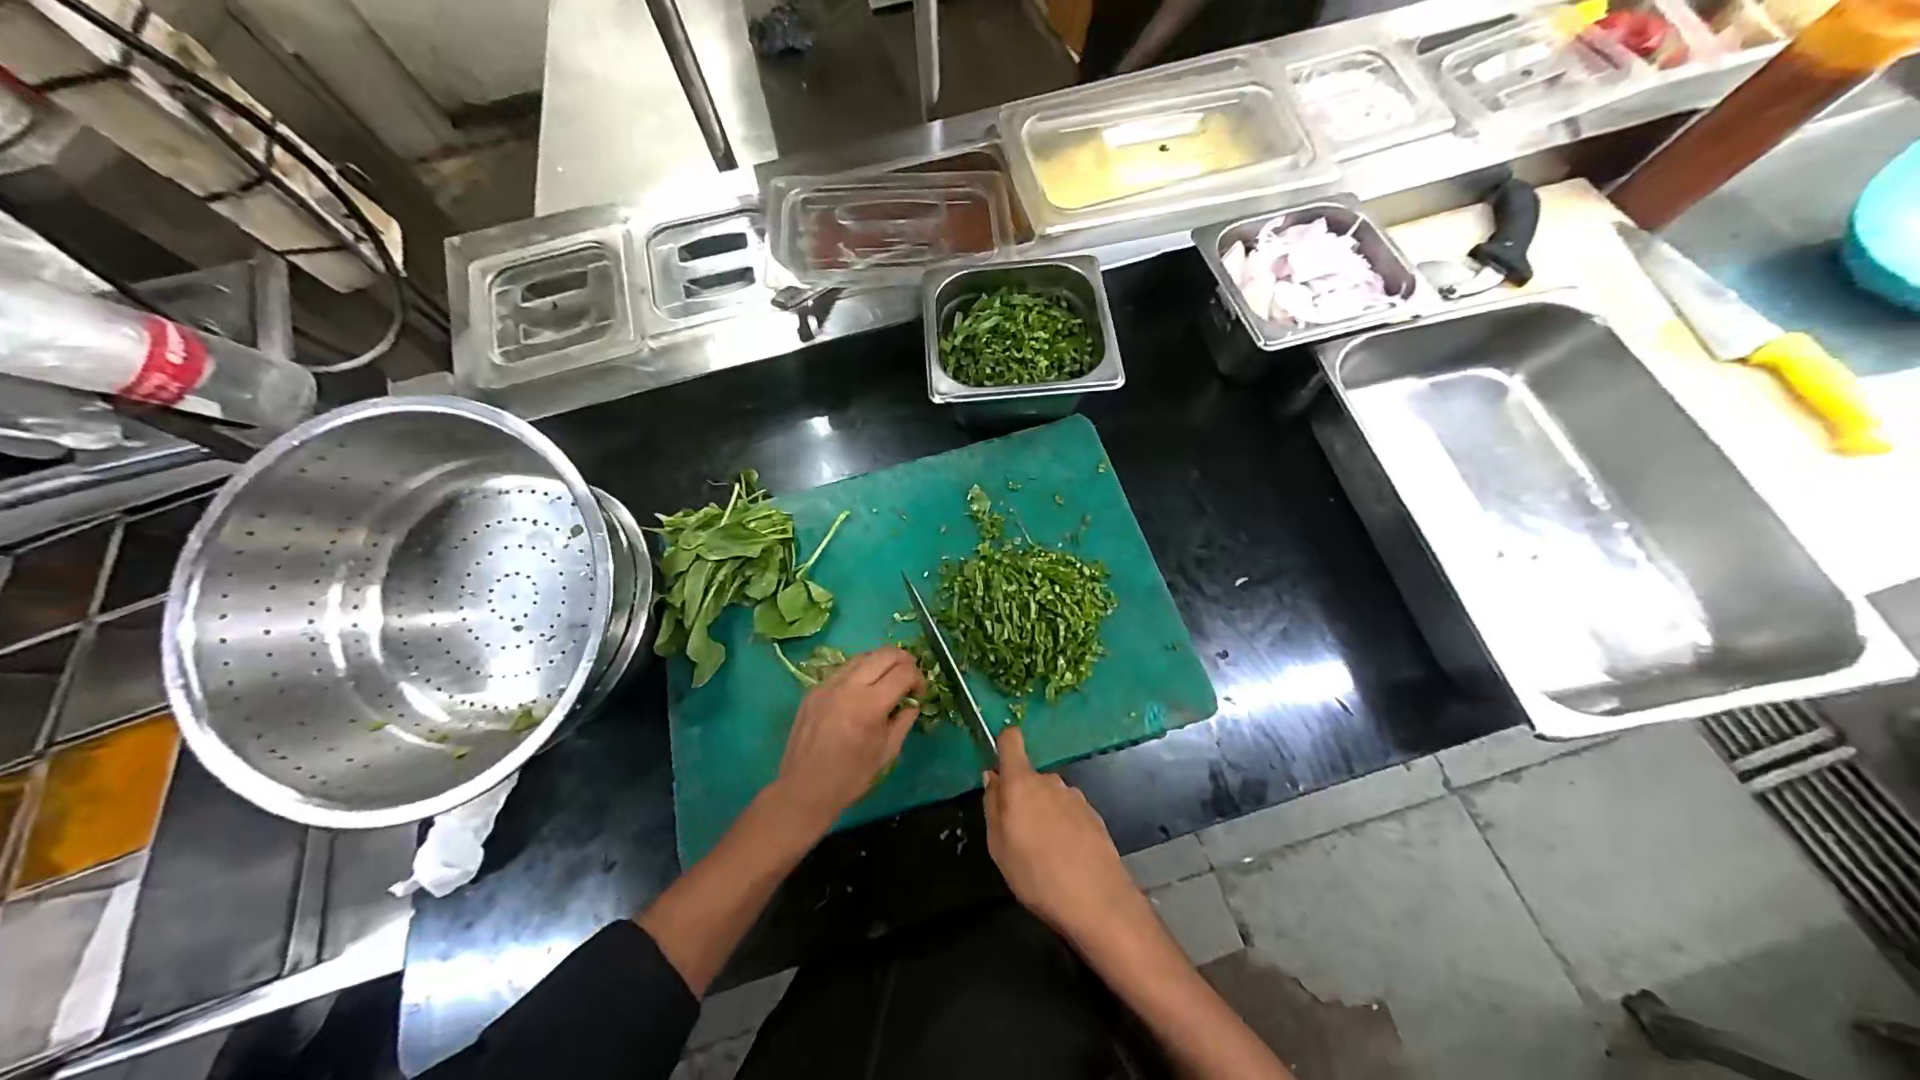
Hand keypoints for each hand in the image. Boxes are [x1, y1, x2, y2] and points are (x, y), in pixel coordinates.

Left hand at [770, 647, 923, 832]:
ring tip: (888, 680)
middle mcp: (848, 687)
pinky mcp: (813, 689)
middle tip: (909, 678)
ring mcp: (828, 685)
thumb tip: (912, 702)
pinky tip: (863, 689)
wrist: (804, 789)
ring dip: (881, 662)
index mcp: (870, 706)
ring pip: (863, 656)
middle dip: (904, 661)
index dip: (919, 679)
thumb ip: (903, 721)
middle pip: (885, 654)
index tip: (919, 693)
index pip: (903, 672)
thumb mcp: (887, 752)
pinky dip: (860, 672)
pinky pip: (843, 670)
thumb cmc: (850, 777)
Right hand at [984, 727, 1146, 944]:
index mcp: (1022, 783)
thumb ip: (992, 806)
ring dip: (1044, 814)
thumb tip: (993, 776)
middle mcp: (1050, 781)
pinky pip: (1069, 813)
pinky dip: (1064, 827)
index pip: (1011, 741)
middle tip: (1018, 836)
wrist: (1098, 900)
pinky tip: (1066, 858)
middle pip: (1029, 778)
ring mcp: (1075, 797)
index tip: (999, 766)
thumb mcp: (998, 846)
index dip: (1003, 745)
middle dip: (1022, 798)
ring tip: (1044, 853)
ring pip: (1050, 797)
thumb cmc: (1036, 874)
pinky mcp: (1094, 815)